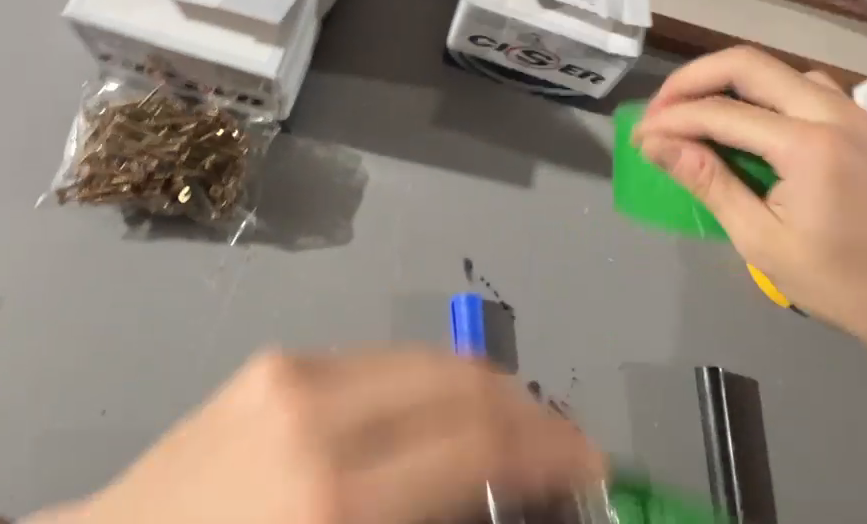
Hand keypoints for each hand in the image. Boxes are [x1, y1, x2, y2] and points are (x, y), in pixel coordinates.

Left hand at [36, 349, 602, 523]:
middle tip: (563, 443)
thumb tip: (496, 500)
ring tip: (512, 425)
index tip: (592, 465)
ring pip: (424, 359)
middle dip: (526, 410)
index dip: (550, 448)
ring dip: (482, 389)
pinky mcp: (274, 362)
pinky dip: (427, 383)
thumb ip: (430, 522)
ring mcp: (292, 372)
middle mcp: (320, 412)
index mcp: (337, 498)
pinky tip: (439, 414)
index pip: (478, 443)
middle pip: (460, 383)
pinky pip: (378, 361)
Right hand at [632, 47, 866, 358]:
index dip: (672, 119)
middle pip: (747, 64)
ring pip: (777, 70)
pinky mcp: (864, 124)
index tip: (639, 136)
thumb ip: (708, 181)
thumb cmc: (841, 285)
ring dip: (729, 82)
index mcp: (809, 146)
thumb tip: (655, 142)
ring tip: (696, 114)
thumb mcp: (762, 240)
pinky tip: (751, 122)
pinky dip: (765, 92)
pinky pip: (804, 86)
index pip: (721, 112)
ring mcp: (854, 114)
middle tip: (660, 111)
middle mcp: (834, 113)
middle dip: (693, 81)